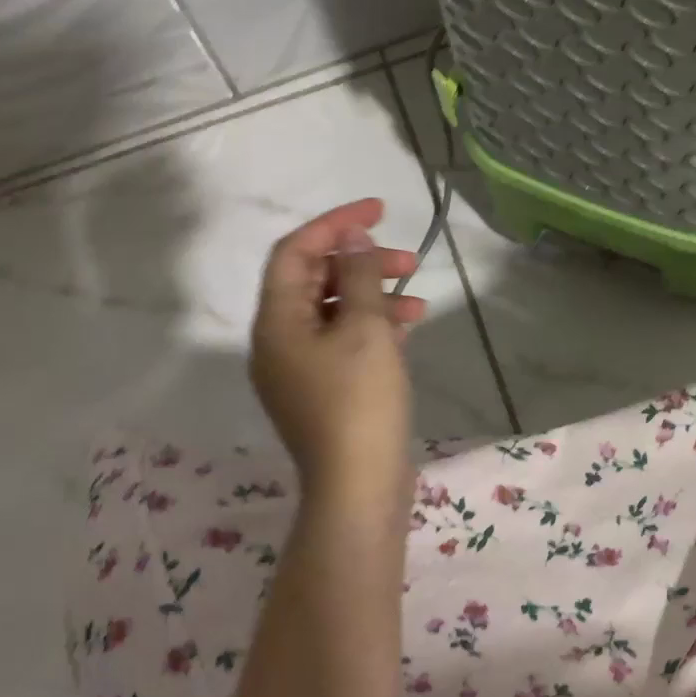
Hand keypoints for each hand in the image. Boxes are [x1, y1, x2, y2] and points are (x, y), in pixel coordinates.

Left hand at [249, 199, 426, 494]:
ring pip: (334, 311)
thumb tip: (352, 237)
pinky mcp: (324, 390)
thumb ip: (358, 276)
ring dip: (373, 295)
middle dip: (361, 262)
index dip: (335, 223)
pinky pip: (344, 341)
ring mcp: (300, 369)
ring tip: (419, 300)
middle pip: (314, 280)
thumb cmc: (359, 401)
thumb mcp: (364, 329)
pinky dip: (373, 326)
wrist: (358, 486)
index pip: (295, 252)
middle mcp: (279, 341)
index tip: (379, 210)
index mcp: (276, 322)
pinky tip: (409, 327)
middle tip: (408, 259)